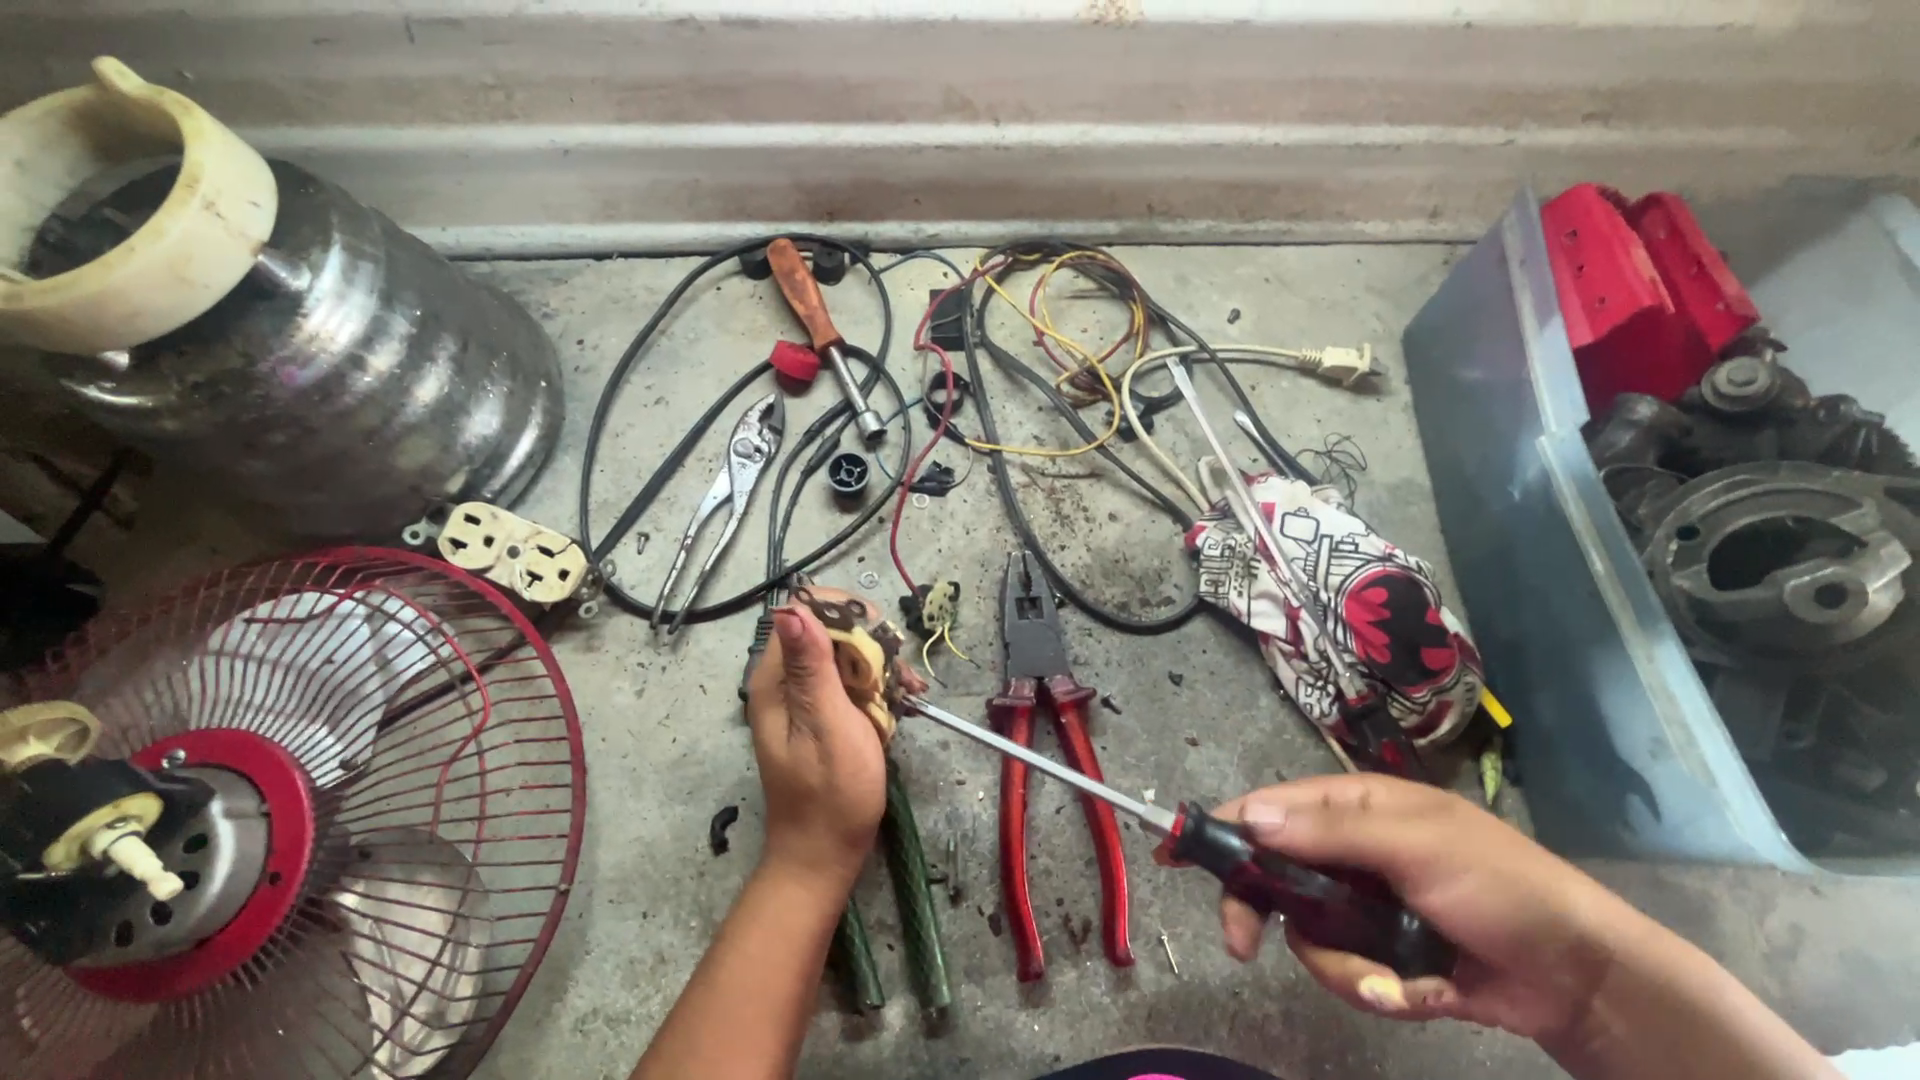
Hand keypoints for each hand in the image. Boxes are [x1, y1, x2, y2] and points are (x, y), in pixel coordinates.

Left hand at [744, 588, 922, 885]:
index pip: (803, 612)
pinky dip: (881, 688)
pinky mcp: (825, 714)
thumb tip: (791, 609)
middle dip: (871, 642)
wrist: (825, 854)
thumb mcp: (828, 726)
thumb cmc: (831, 794)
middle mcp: (786, 681)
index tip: (880, 636)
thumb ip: (813, 668)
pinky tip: (905, 704)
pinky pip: (853, 682)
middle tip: (900, 675)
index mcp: (776, 679)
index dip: (844, 612)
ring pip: (847, 655)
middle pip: (830, 630)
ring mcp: (806, 698)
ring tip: (910, 693)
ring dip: (882, 666)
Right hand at [1211, 774, 1632, 1043]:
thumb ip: (1330, 832)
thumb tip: (1249, 817)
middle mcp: (1348, 854)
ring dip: (1341, 966)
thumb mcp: (1415, 845)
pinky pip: (1344, 973)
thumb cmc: (1497, 885)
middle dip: (1261, 914)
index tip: (1173, 851)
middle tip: (1241, 945)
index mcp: (1354, 810)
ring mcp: (1363, 907)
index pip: (1269, 810)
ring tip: (1393, 982)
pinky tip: (1417, 994)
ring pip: (1305, 936)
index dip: (1220, 827)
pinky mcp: (1382, 957)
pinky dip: (1374, 990)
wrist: (1577, 974)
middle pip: (1271, 876)